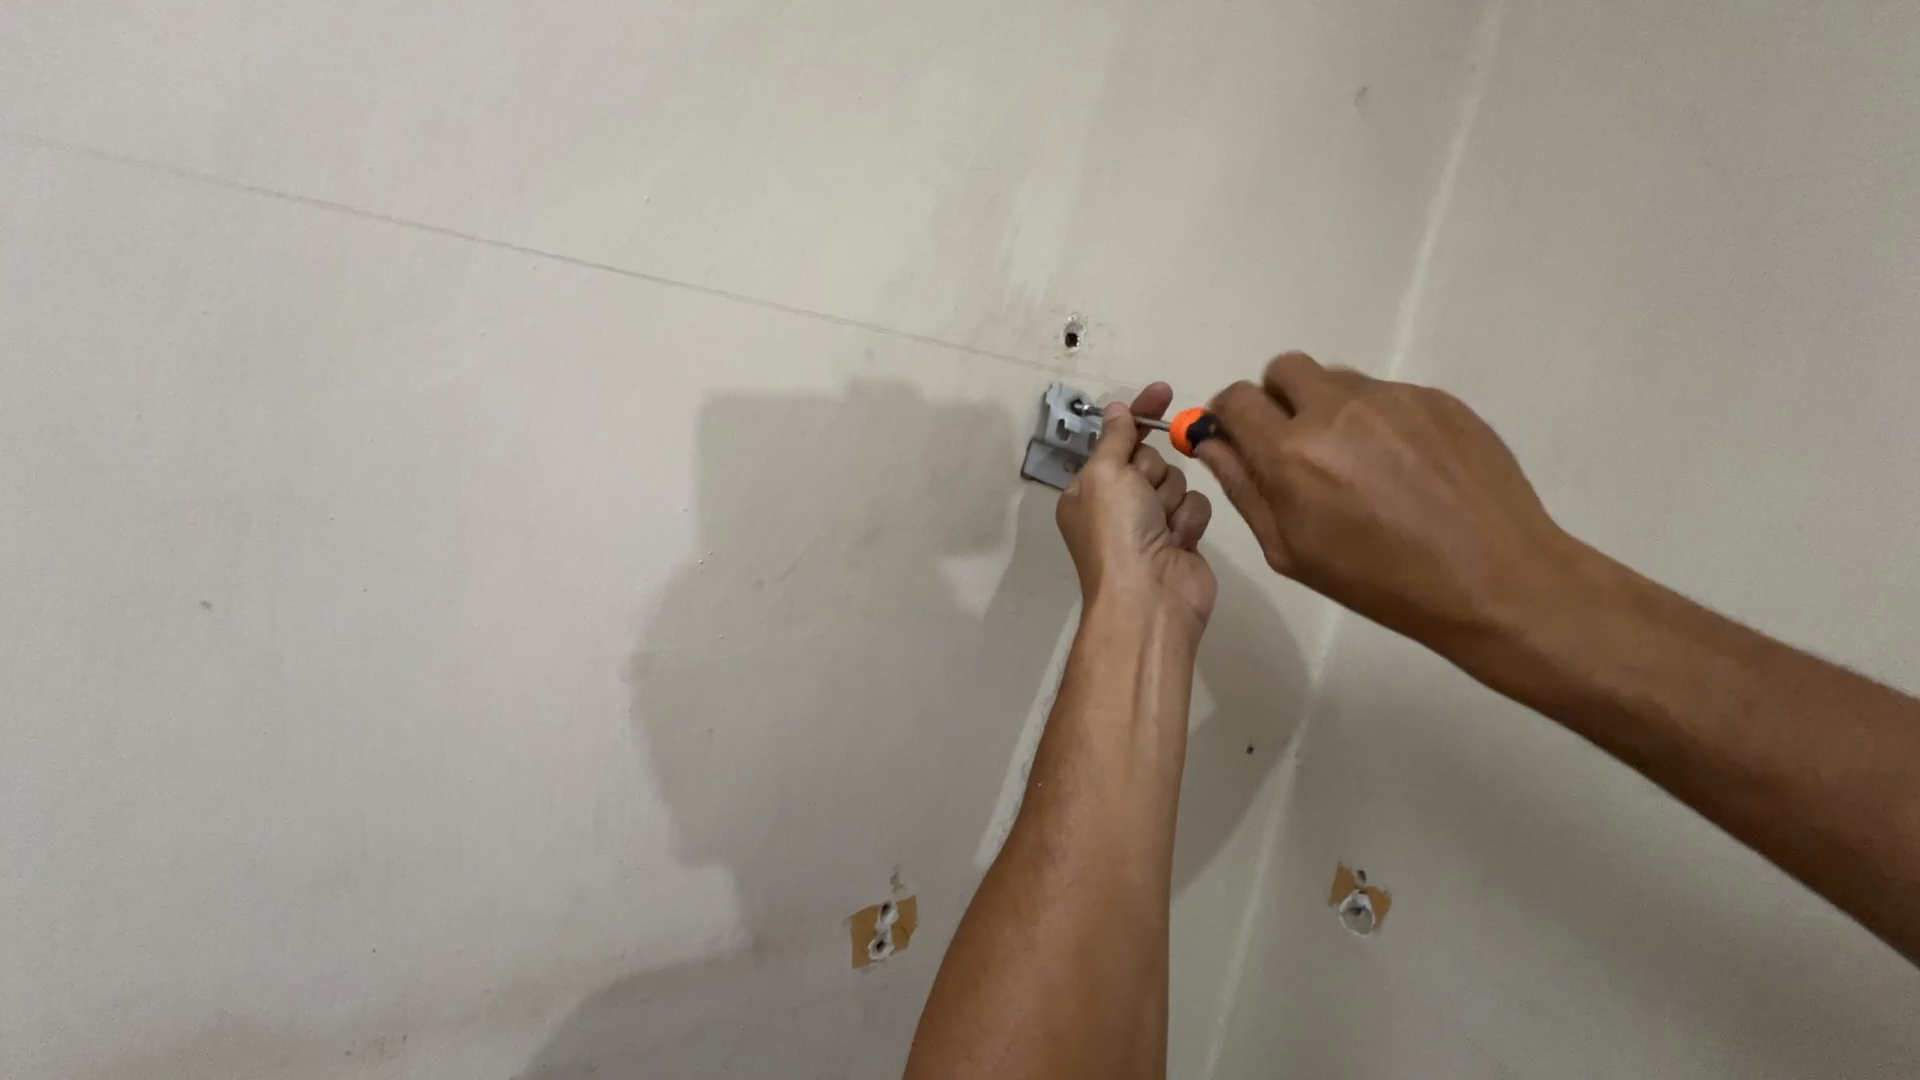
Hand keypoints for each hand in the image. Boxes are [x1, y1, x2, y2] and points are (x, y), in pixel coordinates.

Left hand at [1056, 382, 1216, 628]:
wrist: (1149, 597)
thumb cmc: (1117, 532)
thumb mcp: (1104, 475)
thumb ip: (1114, 438)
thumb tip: (1115, 410)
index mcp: (1088, 489)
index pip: (1116, 438)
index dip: (1139, 414)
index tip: (1163, 390)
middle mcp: (1116, 503)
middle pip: (1150, 458)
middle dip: (1151, 473)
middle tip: (1142, 499)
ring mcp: (1150, 521)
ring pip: (1176, 480)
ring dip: (1170, 499)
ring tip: (1160, 527)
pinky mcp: (1181, 537)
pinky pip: (1194, 506)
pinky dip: (1188, 520)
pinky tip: (1179, 541)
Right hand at [1197, 353, 1577, 644]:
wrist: (1492, 578)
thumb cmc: (1376, 579)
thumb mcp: (1288, 549)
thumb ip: (1242, 487)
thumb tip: (1209, 442)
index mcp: (1290, 453)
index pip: (1235, 399)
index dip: (1227, 415)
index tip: (1237, 437)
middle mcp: (1336, 409)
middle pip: (1283, 369)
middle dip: (1275, 399)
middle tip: (1294, 444)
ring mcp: (1391, 398)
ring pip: (1335, 378)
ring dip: (1326, 406)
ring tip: (1355, 460)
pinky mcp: (1436, 397)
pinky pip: (1384, 392)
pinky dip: (1375, 418)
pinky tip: (1401, 466)